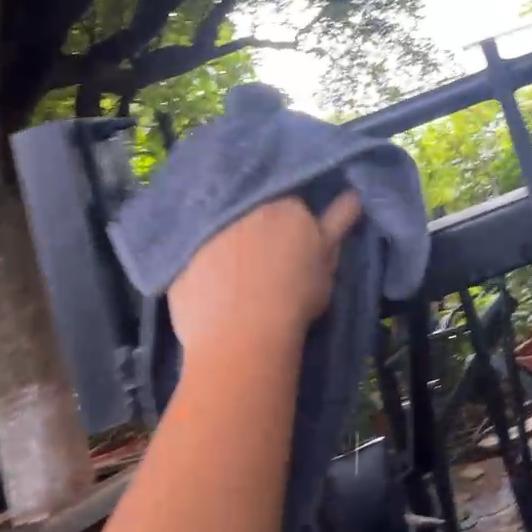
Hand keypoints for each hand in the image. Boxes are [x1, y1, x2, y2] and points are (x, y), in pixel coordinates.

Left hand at [168, 190, 363, 358]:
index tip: (292, 241)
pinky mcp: (178, 258)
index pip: (290, 200)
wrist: (243, 338)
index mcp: (285, 205)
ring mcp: (206, 231)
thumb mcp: (327, 260)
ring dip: (227, 238)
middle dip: (257, 222)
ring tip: (235, 271)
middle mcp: (243, 207)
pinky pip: (190, 254)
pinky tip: (208, 287)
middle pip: (253, 207)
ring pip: (220, 226)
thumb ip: (338, 222)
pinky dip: (199, 264)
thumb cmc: (295, 298)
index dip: (291, 220)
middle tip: (264, 256)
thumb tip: (353, 193)